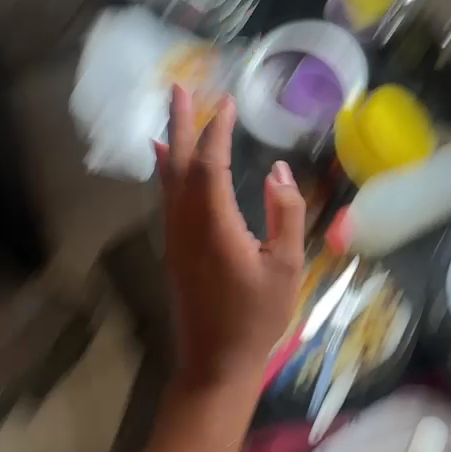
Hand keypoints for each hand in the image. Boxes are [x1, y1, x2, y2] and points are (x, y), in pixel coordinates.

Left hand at [155, 85, 305, 392]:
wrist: (215, 363)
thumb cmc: (257, 316)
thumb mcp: (286, 266)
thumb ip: (285, 214)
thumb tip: (278, 171)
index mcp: (214, 227)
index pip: (210, 166)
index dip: (217, 131)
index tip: (229, 103)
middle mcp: (186, 226)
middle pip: (178, 165)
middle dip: (181, 124)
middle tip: (182, 88)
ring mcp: (176, 238)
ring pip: (168, 180)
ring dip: (173, 141)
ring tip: (174, 111)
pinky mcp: (176, 248)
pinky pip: (167, 197)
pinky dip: (166, 170)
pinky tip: (164, 160)